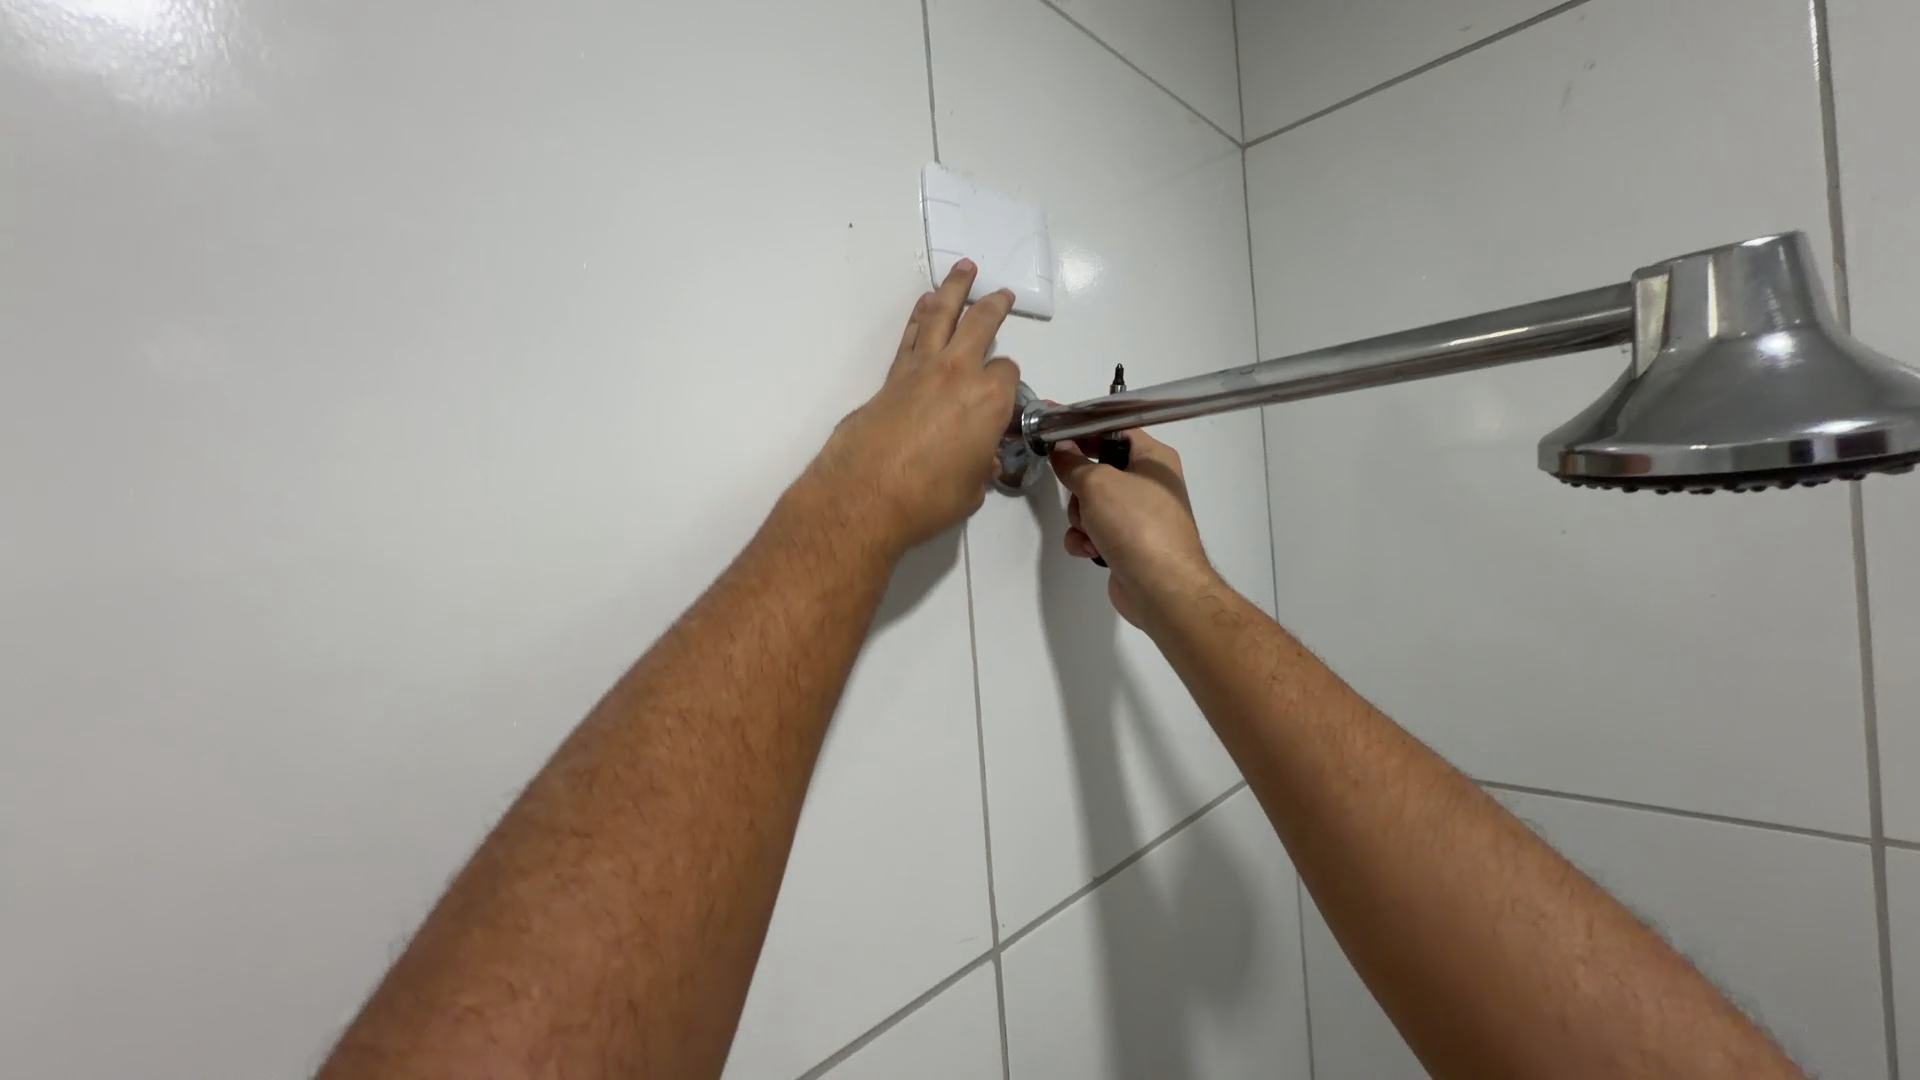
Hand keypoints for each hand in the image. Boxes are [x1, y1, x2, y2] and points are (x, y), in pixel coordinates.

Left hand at [807, 260, 1020, 556]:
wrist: (865, 497)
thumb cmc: (928, 499)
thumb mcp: (970, 490)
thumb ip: (979, 467)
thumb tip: (978, 461)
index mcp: (990, 401)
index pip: (1008, 375)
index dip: (1009, 384)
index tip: (1004, 399)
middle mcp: (959, 374)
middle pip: (981, 326)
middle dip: (994, 307)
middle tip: (1001, 294)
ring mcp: (921, 370)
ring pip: (942, 316)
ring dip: (954, 290)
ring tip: (964, 269)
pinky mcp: (892, 378)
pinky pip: (913, 335)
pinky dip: (921, 316)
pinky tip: (925, 307)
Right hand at [1050, 430, 1216, 626]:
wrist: (1160, 587)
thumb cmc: (1135, 523)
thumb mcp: (1097, 483)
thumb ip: (1072, 463)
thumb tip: (1060, 448)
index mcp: (1153, 457)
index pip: (1113, 430)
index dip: (1083, 431)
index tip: (1053, 433)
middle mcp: (1148, 483)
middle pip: (1097, 471)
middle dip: (1080, 489)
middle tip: (1082, 499)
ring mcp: (1138, 516)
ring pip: (1091, 504)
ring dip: (1081, 519)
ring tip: (1092, 533)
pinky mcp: (1127, 543)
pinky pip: (1094, 532)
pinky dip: (1087, 540)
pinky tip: (1090, 551)